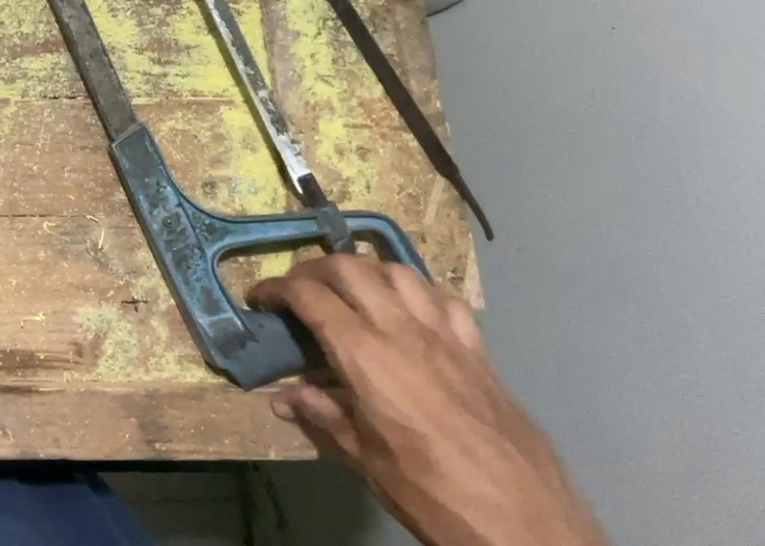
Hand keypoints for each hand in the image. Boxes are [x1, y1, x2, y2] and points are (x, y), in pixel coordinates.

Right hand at [249, 256, 606, 545]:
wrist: (528, 527)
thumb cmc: (431, 493)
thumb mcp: (363, 459)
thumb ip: (322, 417)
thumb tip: (281, 398)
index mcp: (364, 356)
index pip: (308, 295)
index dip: (275, 288)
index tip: (259, 299)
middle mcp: (402, 332)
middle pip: (350, 268)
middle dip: (313, 269)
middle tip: (297, 290)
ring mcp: (446, 338)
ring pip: (398, 272)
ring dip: (365, 271)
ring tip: (349, 290)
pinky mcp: (479, 353)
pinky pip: (446, 300)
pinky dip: (418, 292)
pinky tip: (408, 310)